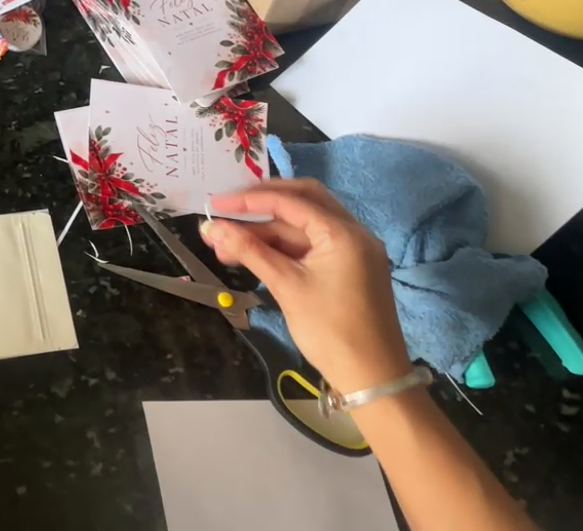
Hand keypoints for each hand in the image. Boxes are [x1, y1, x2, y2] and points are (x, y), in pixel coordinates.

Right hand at [202, 180, 411, 394]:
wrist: (373, 382)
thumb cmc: (331, 331)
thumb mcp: (286, 286)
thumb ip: (248, 250)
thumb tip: (209, 228)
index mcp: (343, 233)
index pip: (290, 202)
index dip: (248, 200)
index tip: (215, 205)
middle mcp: (352, 233)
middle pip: (302, 200)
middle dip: (261, 202)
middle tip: (227, 210)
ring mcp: (352, 250)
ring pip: (302, 225)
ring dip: (266, 230)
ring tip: (227, 244)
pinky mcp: (347, 267)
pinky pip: (310, 244)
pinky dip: (281, 245)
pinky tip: (252, 254)